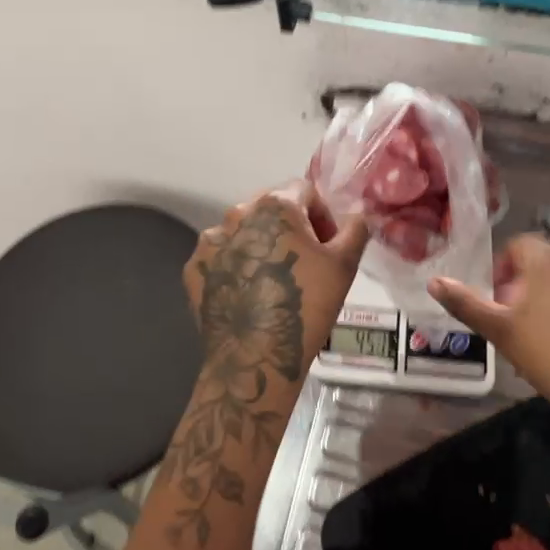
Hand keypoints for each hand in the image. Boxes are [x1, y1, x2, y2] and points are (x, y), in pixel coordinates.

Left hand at [184, 181, 370, 382]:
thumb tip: (356, 217)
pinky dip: (236, 266)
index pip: (305, 190)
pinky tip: (249, 293)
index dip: (322, 215)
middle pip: (271, 206)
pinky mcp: (193, 268)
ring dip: (262, 245)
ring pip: (243, 231)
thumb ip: (354, 230)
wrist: (254, 358)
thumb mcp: (344, 265)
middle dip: (291, 227)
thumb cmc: (306, 304)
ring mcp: (210, 241)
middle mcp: (238, 213)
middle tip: (305, 262)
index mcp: (276, 205)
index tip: (328, 246)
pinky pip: (221, 257)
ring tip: (275, 280)